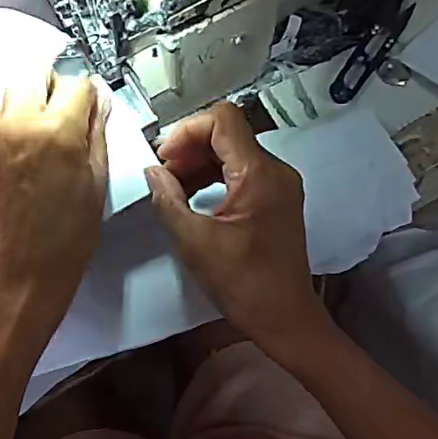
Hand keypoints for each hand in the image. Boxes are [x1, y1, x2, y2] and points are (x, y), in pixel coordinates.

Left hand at [0, 74, 109, 304]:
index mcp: (56, 130)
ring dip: (11, 96)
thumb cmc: (68, 232)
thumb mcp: (97, 179)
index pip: (76, 83)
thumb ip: (96, 131)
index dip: (86, 95)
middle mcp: (16, 124)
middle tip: (55, 110)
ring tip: (22, 118)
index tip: (86, 106)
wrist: (24, 267)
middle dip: (48, 87)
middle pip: (32, 74)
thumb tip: (98, 101)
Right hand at [145, 102, 331, 351]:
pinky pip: (241, 172)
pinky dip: (213, 177)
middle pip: (228, 133)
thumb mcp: (194, 242)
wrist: (285, 318)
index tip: (164, 158)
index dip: (187, 130)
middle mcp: (275, 171)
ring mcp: (280, 185)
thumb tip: (153, 172)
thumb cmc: (242, 283)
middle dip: (189, 147)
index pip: (223, 120)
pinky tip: (192, 197)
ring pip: (233, 152)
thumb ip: (168, 200)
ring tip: (172, 188)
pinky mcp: (277, 199)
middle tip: (162, 175)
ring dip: (199, 163)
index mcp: (259, 175)